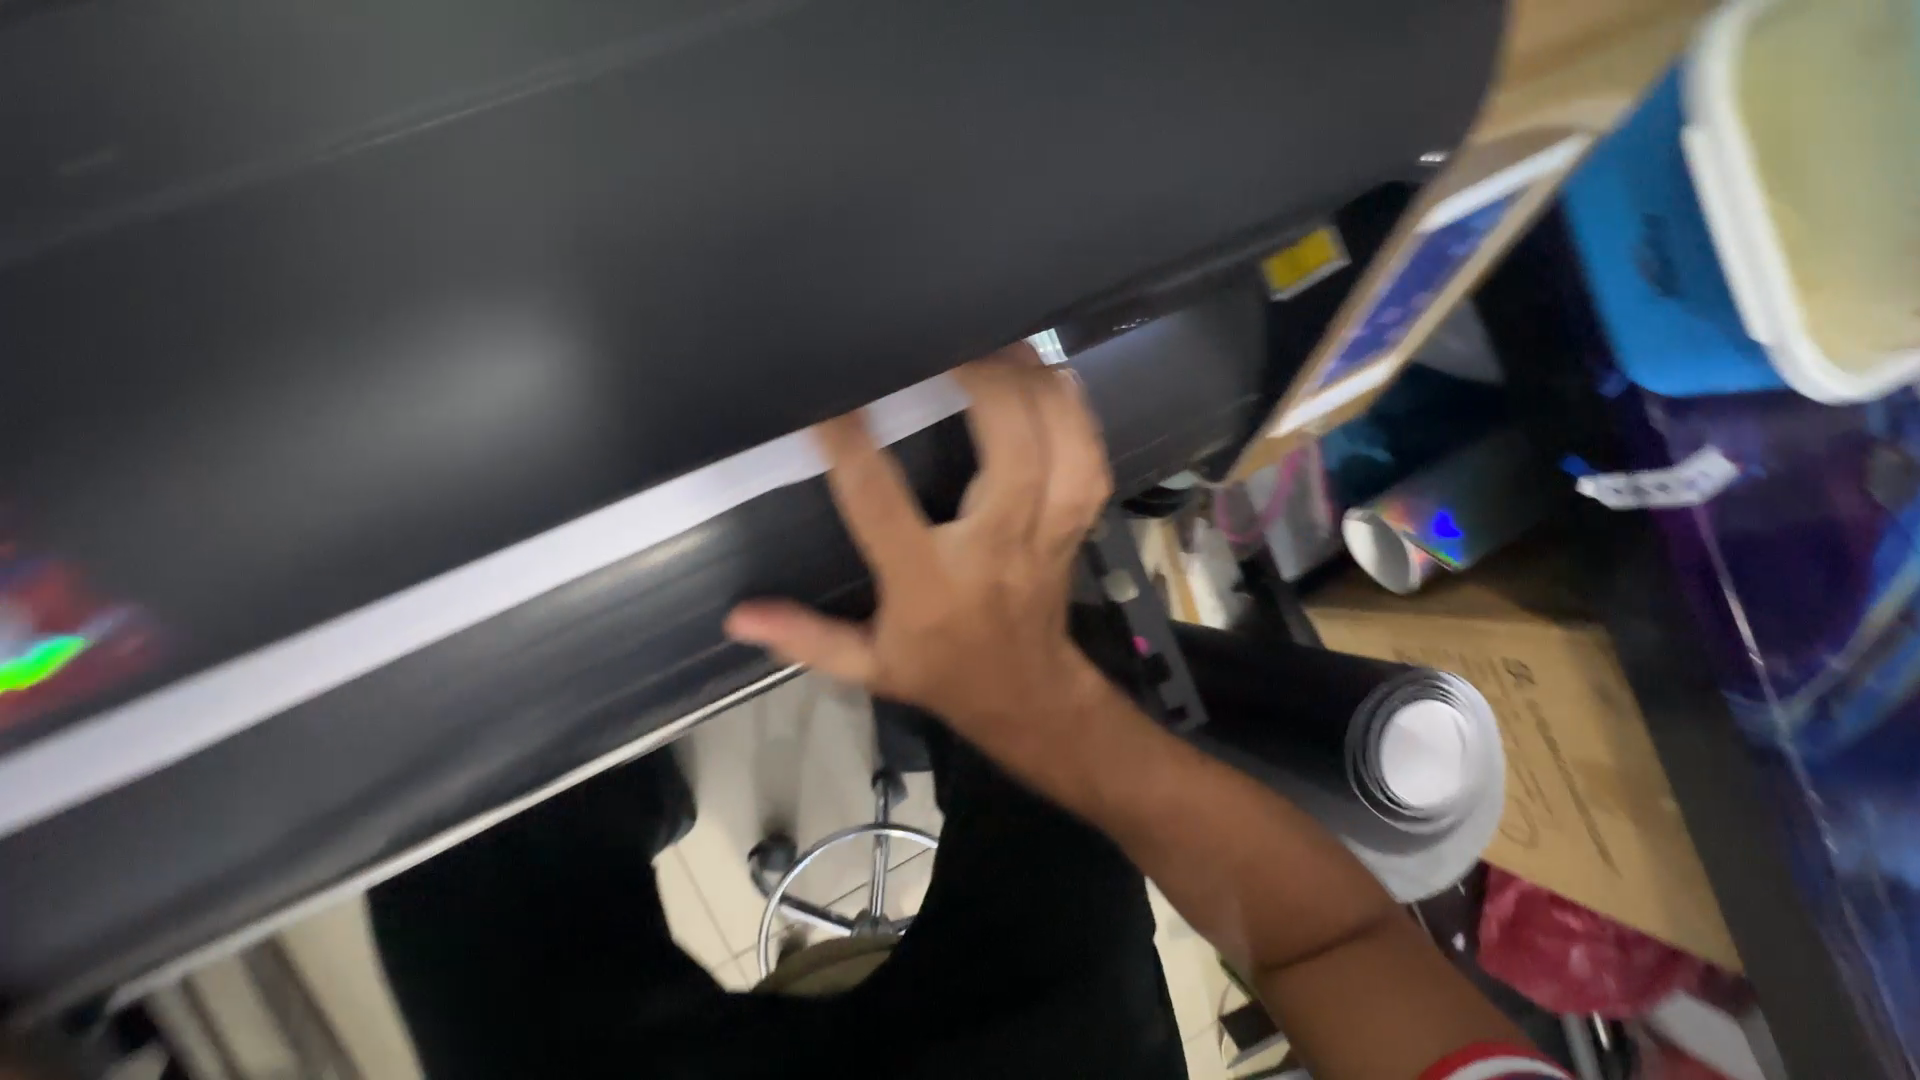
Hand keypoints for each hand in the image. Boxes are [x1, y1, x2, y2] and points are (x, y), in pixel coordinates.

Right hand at [723, 342, 1112, 740]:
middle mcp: (995, 551)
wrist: (1024, 695)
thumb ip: (805, 638)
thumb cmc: (940, 672)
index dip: (853, 447)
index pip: (884, 503)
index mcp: (931, 582)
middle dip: (989, 388)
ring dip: (1038, 389)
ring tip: (1006, 343)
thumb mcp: (867, 667)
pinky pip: (1090, 463)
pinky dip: (1077, 413)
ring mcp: (1045, 537)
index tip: (832, 399)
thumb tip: (738, 616)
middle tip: (953, 343)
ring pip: (1063, 453)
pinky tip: (1052, 377)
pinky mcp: (1074, 528)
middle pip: (1012, 458)